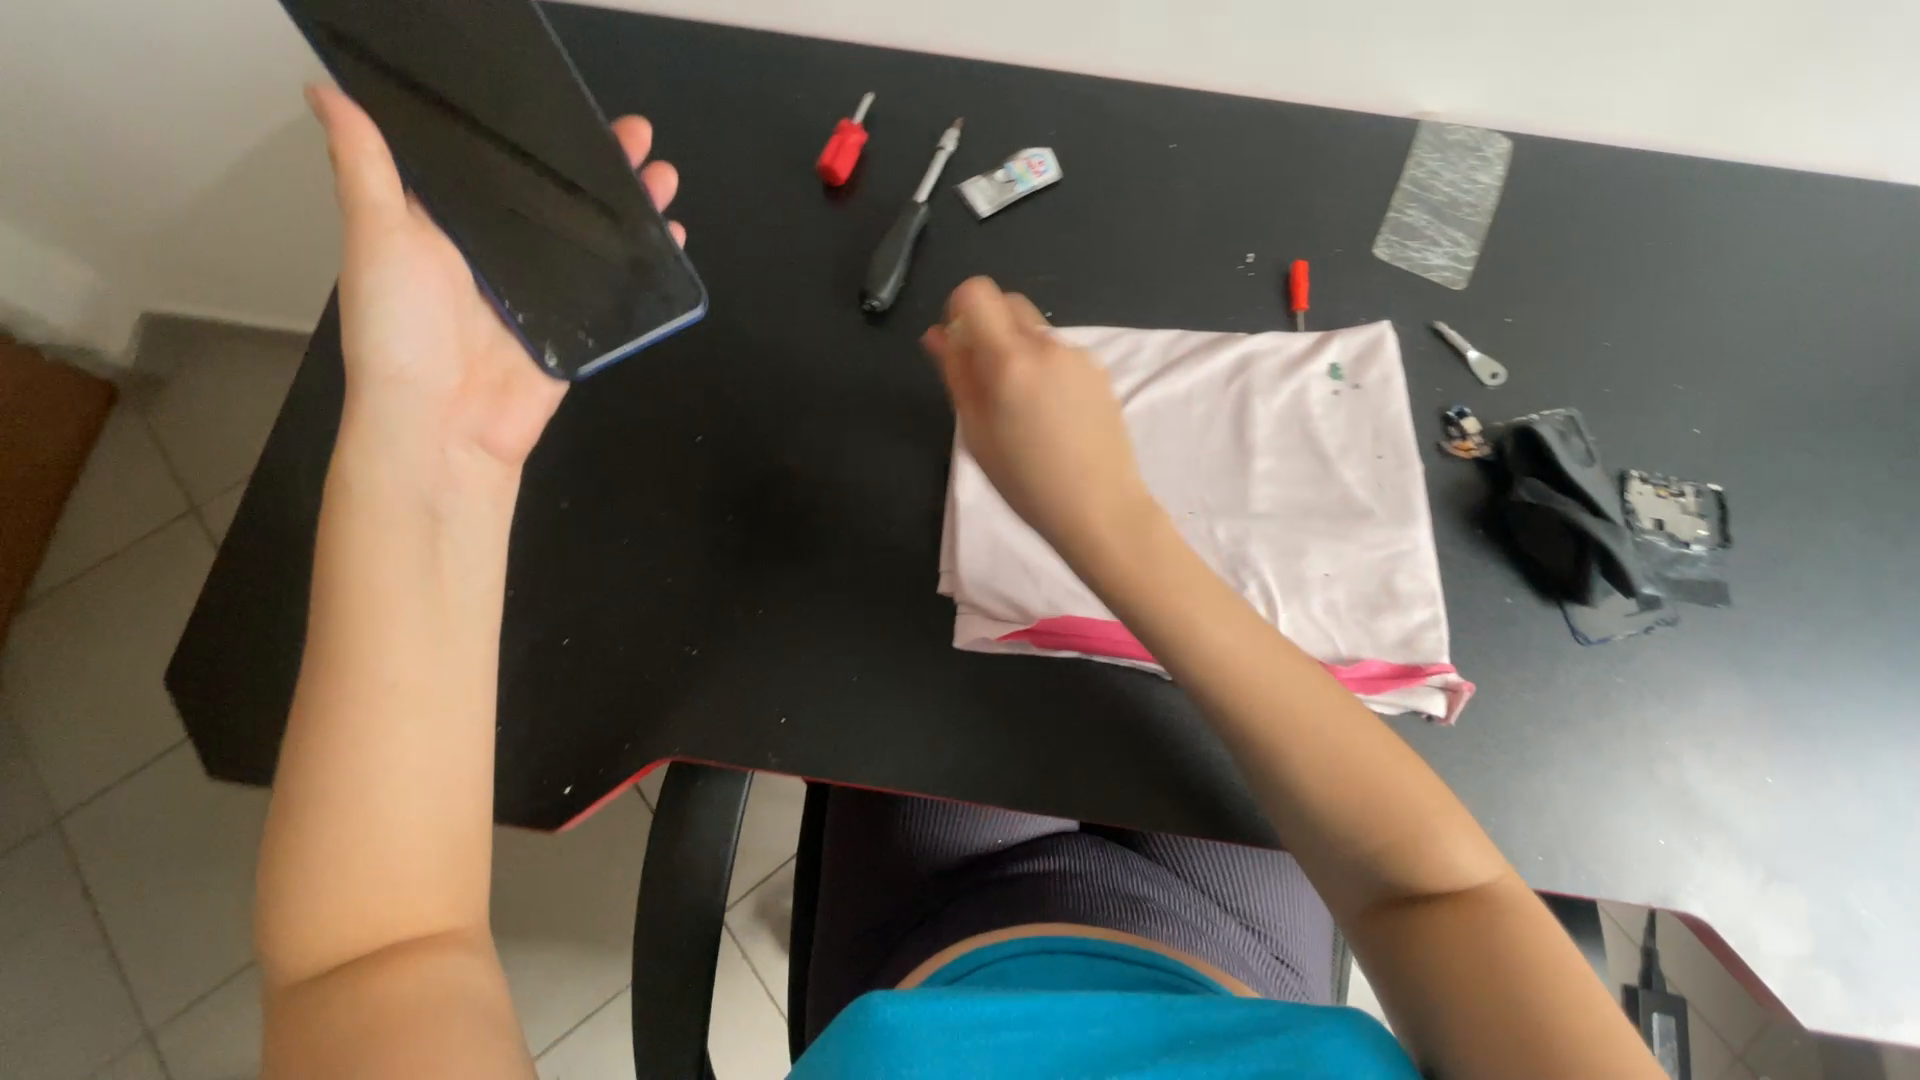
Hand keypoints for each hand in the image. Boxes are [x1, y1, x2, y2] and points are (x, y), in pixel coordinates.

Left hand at [307, 83, 685, 488]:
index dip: (536, 134)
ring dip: (630, 211)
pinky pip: (614, 293)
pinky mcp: (575, 332)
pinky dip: (644, 268)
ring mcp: (543, 296)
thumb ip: (368, 169)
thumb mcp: (377, 238)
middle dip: (600, 168)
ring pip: (594, 242)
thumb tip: (329, 92)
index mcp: (452, 227)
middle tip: (635, 137)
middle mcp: (501, 257)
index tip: (572, 107)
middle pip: (558, 201)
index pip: (500, 167)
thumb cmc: (401, 334)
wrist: (445, 425)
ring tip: (660, 180)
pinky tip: (667, 241)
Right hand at [922, 277, 1160, 561]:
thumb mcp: (976, 433)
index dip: (959, 309)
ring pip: (1036, 334)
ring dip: (1018, 353)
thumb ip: (957, 375)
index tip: (958, 344)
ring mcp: (1079, 357)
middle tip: (984, 380)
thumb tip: (937, 335)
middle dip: (988, 328)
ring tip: (1022, 412)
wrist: (1100, 508)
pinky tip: (1052, 419)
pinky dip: (1045, 371)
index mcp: (1010, 359)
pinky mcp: (1100, 374)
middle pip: (1008, 304)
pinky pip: (1060, 356)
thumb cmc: (1026, 482)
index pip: (976, 292)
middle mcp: (1047, 346)